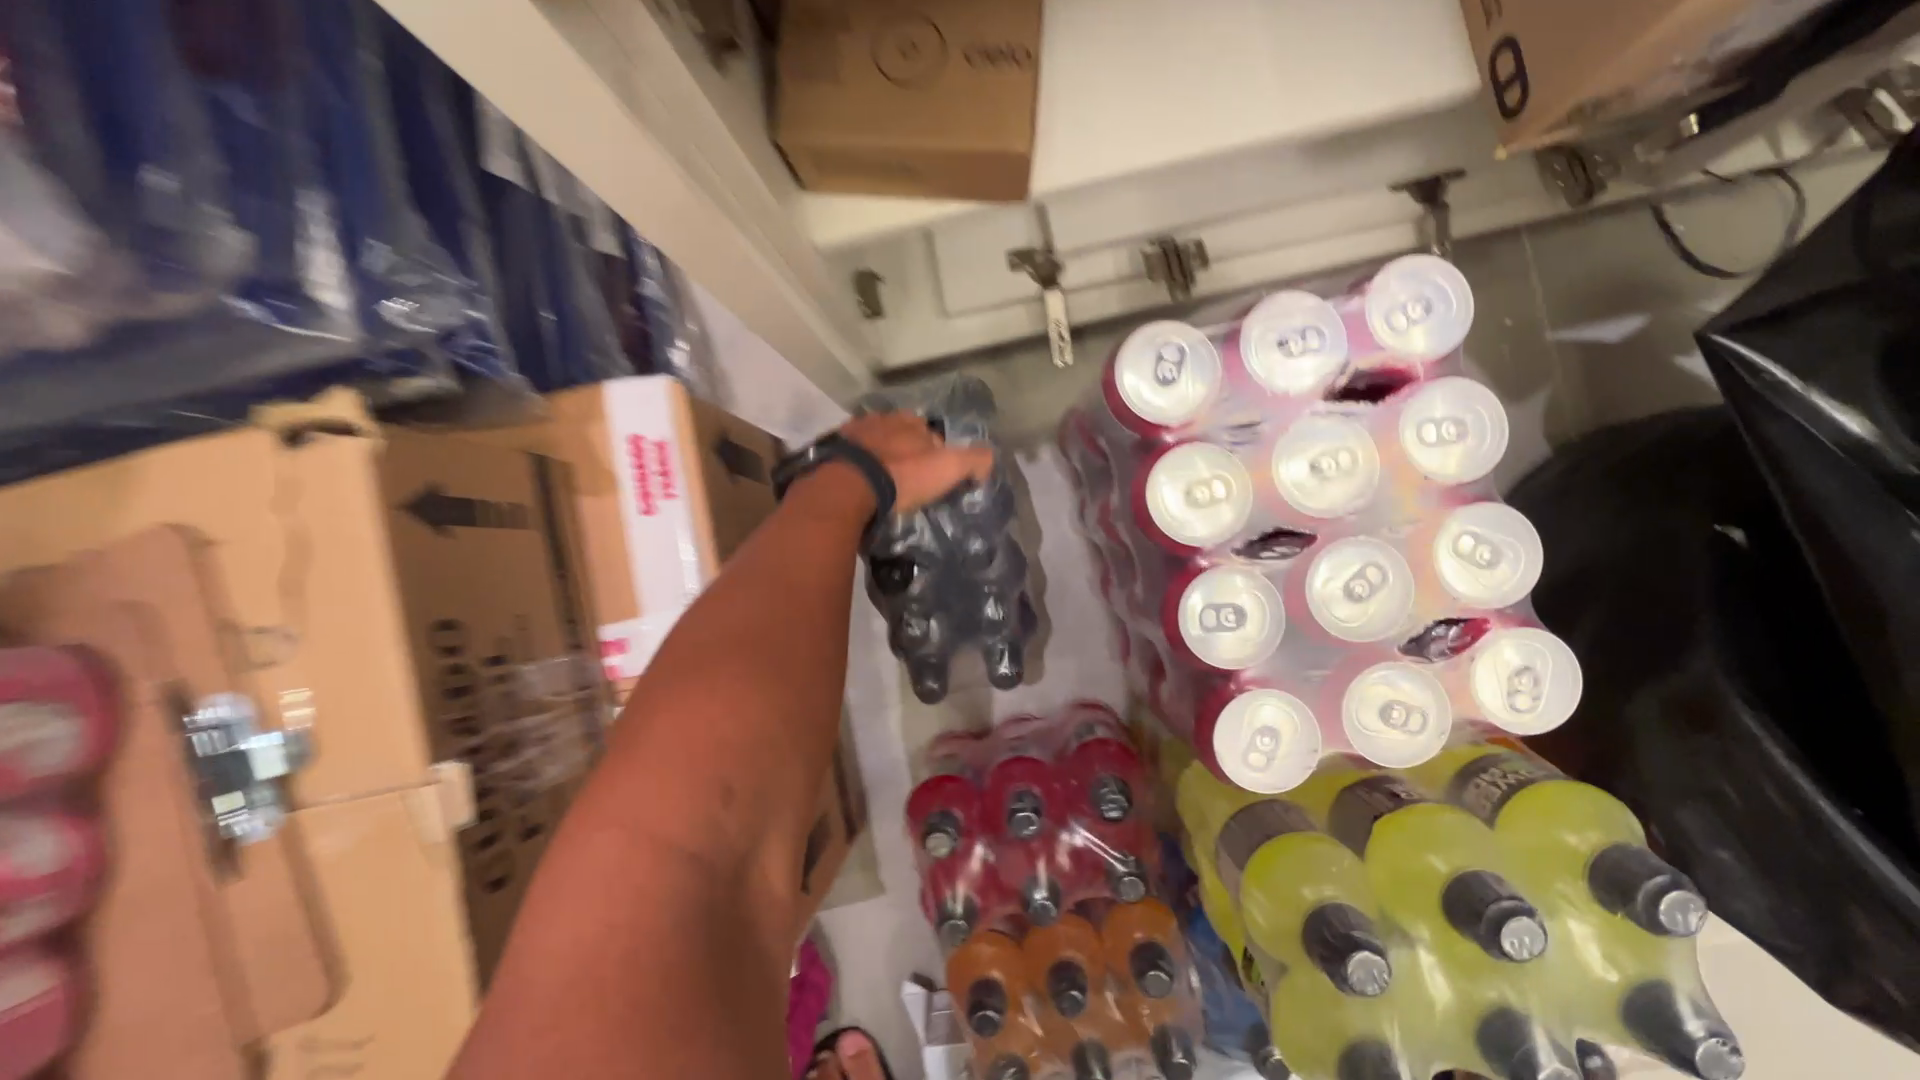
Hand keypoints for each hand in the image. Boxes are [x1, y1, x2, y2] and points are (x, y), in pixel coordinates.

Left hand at [839, 411, 993, 515]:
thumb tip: (988, 459)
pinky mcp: (832, 448)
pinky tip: (857, 480)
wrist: (848, 486)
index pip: (932, 435)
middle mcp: (883, 418)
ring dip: (879, 456)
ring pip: (874, 442)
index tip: (933, 477)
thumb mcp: (948, 468)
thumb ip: (974, 460)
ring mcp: (854, 432)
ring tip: (880, 481)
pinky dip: (856, 464)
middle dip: (905, 452)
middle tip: (905, 480)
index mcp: (912, 421)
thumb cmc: (902, 477)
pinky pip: (850, 454)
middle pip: (900, 435)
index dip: (936, 455)